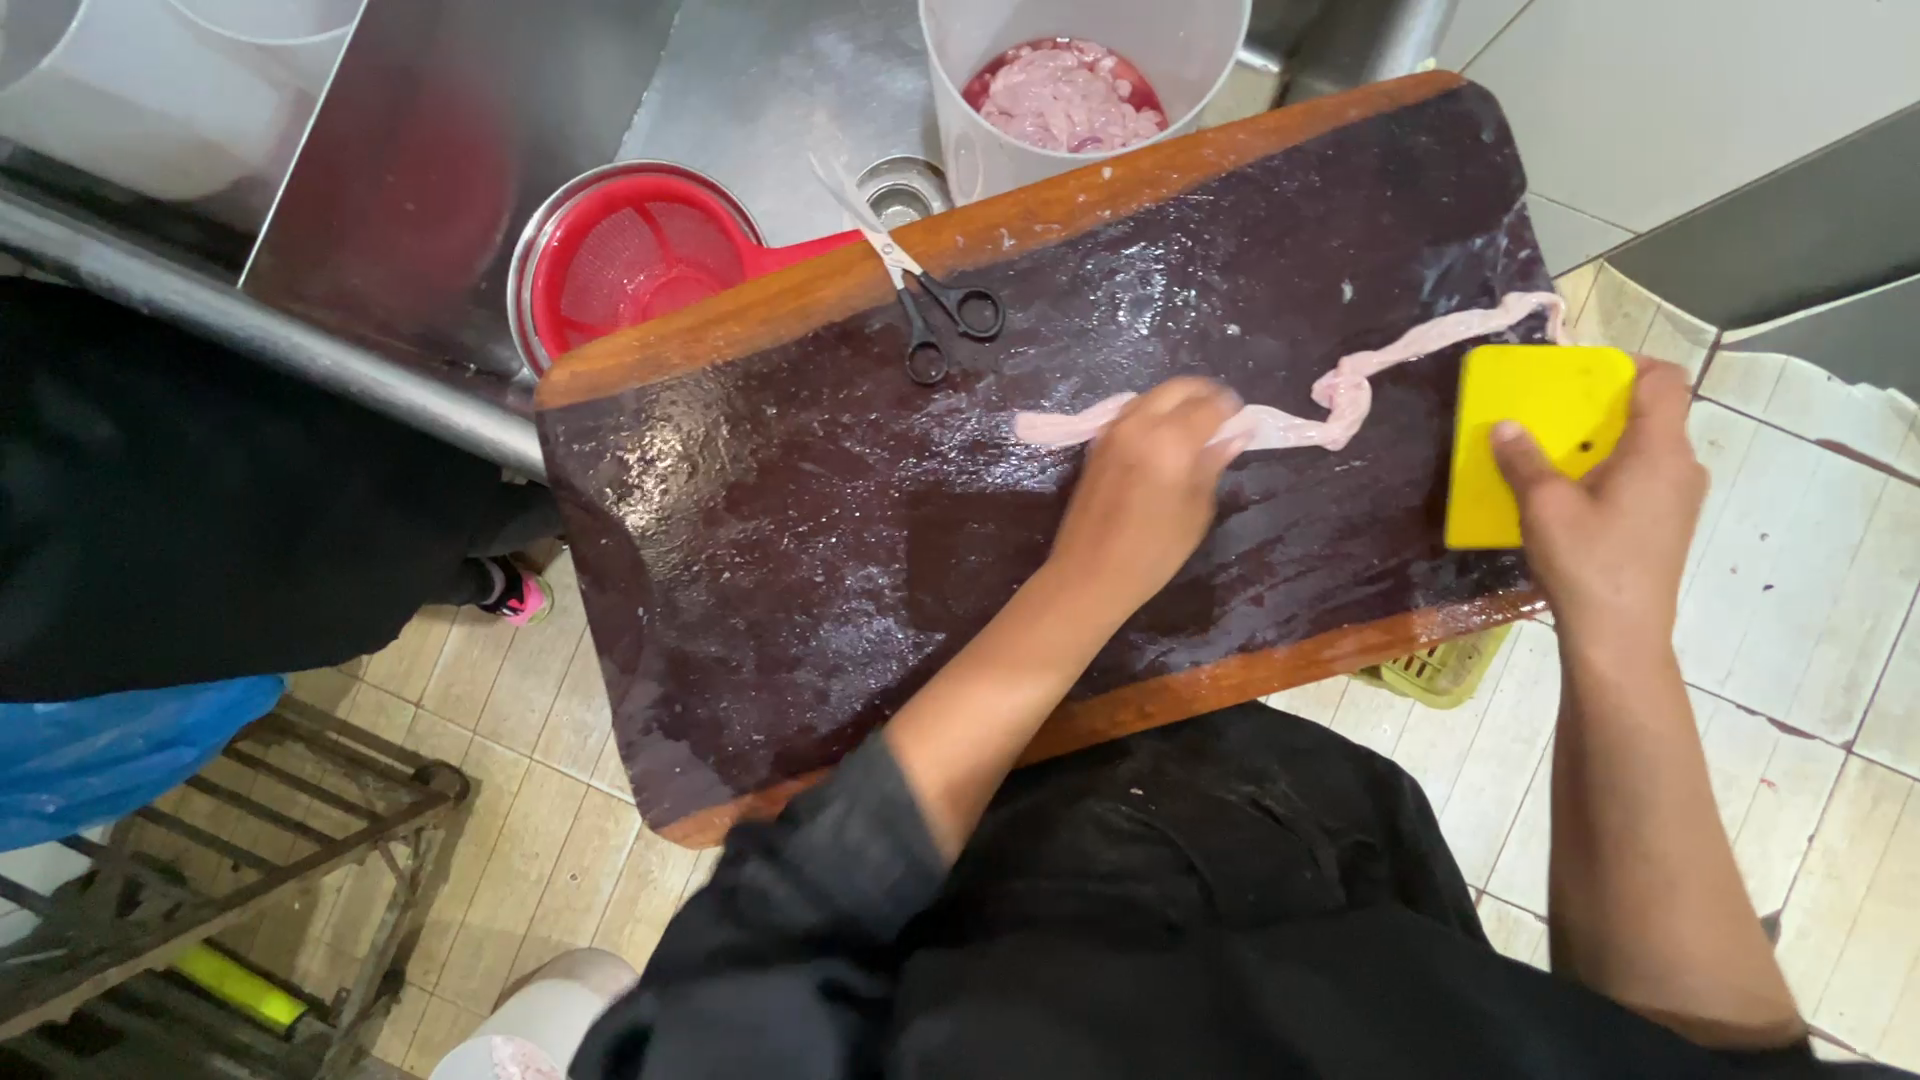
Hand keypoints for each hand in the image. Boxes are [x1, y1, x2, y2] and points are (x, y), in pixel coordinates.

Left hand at [1044, 377, 1245, 617]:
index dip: (1230, 408)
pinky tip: (1164, 437)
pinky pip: (1130, 414)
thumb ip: (1212, 466)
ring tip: (1195, 425)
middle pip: (1177, 389)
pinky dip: (1152, 414)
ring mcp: (1111, 432)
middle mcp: (1138, 425)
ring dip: (1175, 401)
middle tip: (1222, 414)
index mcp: (1169, 440)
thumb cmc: (1152, 552)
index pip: (1209, 405)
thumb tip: (1234, 437)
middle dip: (1203, 394)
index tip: (1242, 418)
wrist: (1088, 574)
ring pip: (1151, 397)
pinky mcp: (1096, 445)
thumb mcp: (1195, 512)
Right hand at [1492, 358, 1706, 647]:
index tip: (1579, 369)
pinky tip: (1566, 493)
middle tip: (1547, 413)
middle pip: (1650, 414)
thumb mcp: (1543, 505)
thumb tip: (1505, 425)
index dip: (1627, 364)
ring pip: (1642, 448)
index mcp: (1659, 451)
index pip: (1664, 381)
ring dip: (1597, 441)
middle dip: (1598, 406)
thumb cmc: (1586, 560)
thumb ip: (1523, 460)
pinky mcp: (1664, 522)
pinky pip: (1638, 476)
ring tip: (1548, 454)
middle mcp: (1680, 466)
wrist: (1619, 631)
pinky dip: (1604, 469)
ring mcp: (1677, 497)